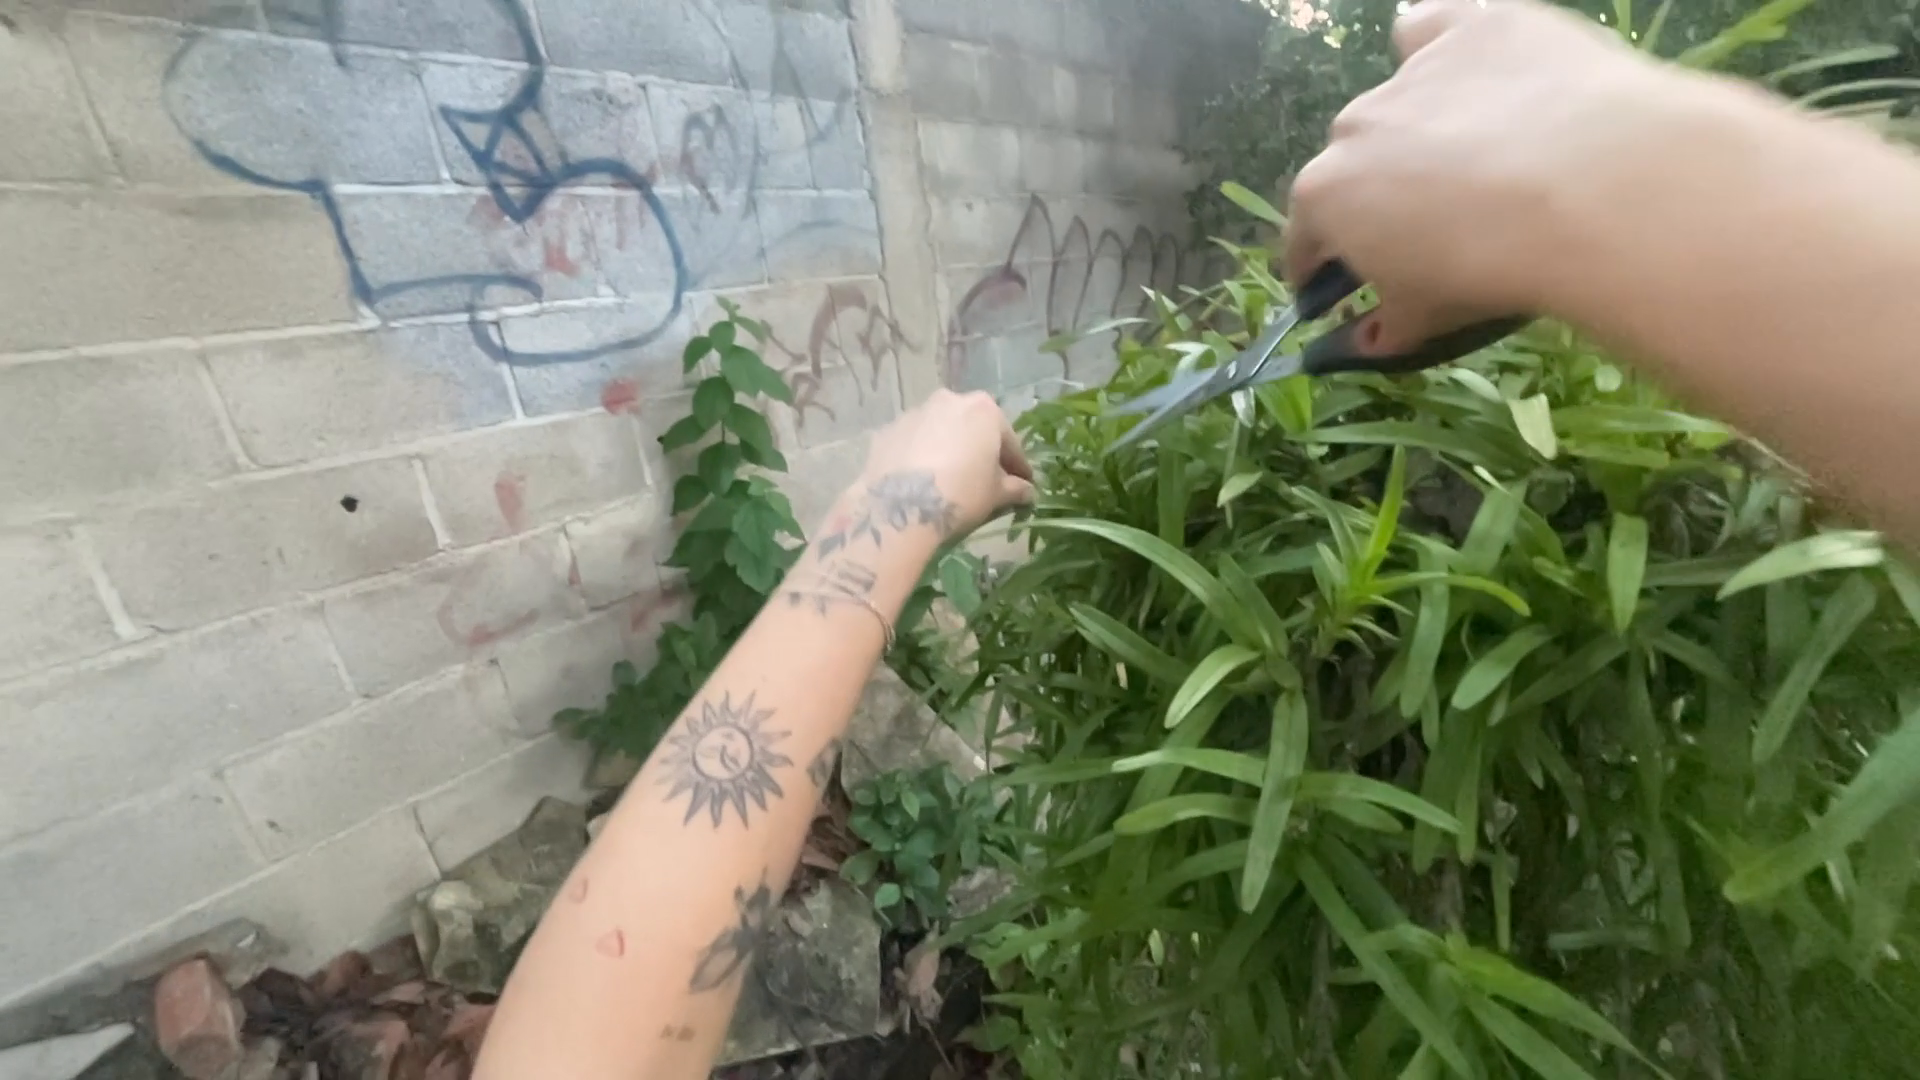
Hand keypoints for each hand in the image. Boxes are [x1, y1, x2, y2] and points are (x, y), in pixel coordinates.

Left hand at [855, 390, 1034, 537]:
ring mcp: (914, 413)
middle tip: (985, 479)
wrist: (900, 507)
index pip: (1009, 440)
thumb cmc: (961, 493)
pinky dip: (919, 456)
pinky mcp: (887, 430)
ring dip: (948, 449)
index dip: (1017, 465)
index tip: (1023, 483)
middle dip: (980, 450)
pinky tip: (920, 481)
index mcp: (984, 409)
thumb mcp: (996, 495)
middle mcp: (949, 401)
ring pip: (940, 431)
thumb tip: (1027, 491)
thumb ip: (1015, 488)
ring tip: (948, 479)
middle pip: (972, 428)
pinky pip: (912, 443)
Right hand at [1284, 0, 1738, 352]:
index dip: (1316, 270)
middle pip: (1346, 169)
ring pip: (1389, 105)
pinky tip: (1451, 62)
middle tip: (1416, 227)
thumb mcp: (1419, 320)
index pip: (1303, 242)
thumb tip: (1361, 343)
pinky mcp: (1475, 25)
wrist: (1599, 191)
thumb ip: (1377, 331)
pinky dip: (1433, 44)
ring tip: (1458, 155)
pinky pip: (1434, 27)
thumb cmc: (1484, 268)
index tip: (1333, 289)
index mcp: (1321, 198)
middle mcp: (1349, 130)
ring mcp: (1410, 73)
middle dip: (1367, 199)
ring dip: (1405, 132)